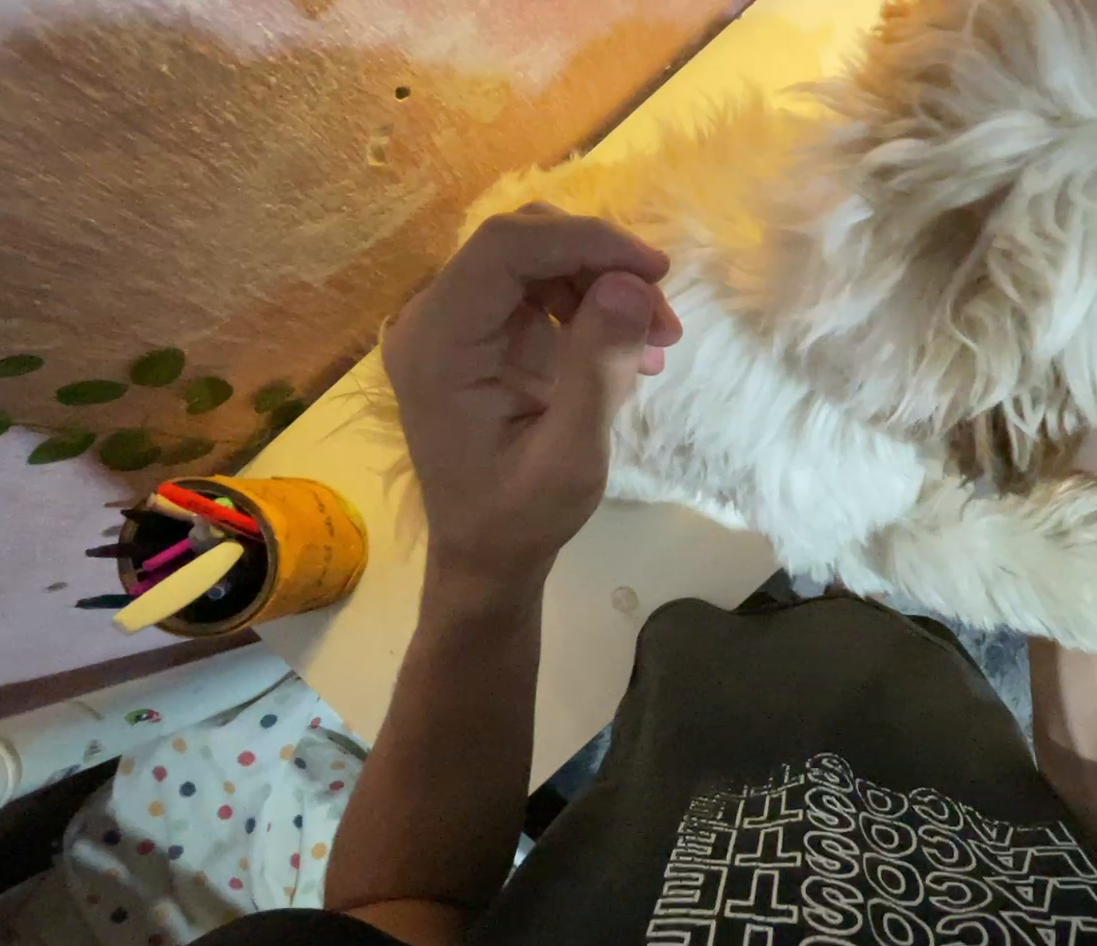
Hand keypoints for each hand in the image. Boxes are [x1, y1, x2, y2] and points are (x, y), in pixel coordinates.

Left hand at [382, 204, 682, 593]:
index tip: (656, 270)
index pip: (506, 248)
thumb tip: (631, 284)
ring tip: (657, 342)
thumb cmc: (522, 518)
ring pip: (538, 263)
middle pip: (522, 244)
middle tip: (662, 318)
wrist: (487, 554)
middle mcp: (435, 321)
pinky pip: (540, 295)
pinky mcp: (482, 339)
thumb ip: (599, 369)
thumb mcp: (572, 456)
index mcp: (439, 344)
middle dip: (602, 265)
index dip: (587, 240)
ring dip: (605, 288)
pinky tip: (630, 352)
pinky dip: (592, 311)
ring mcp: (457, 327)